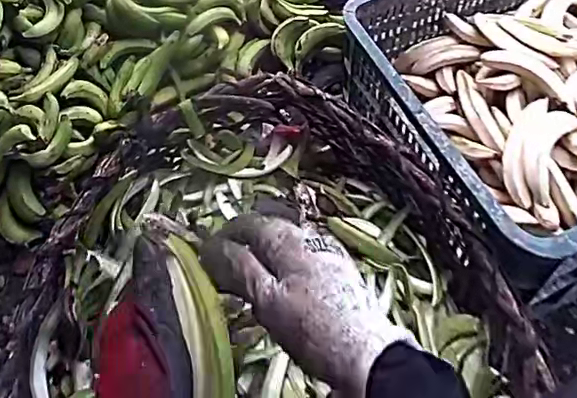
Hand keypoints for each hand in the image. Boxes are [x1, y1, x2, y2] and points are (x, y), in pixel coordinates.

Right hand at [200, 210, 411, 397]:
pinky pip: (304, 252)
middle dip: (244, 237)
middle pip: (267, 225)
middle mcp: (306, 233)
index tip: (207, 251)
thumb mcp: (268, 302)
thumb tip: (212, 248)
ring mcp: (326, 248)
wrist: (368, 354)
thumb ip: (240, 269)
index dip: (224, 235)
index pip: (246, 223)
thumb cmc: (313, 328)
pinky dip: (286, 258)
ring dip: (265, 247)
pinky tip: (285, 278)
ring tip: (252, 268)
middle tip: (226, 259)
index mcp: (285, 236)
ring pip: (286, 238)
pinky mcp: (340, 267)